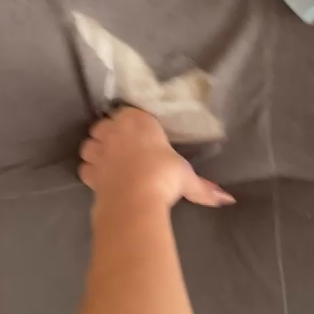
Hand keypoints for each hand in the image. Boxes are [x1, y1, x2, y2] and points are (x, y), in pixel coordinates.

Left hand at [78, 107, 235, 212]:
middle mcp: (115, 131)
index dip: (132, 124)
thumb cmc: (163, 176)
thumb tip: (228, 199)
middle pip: (105, 125)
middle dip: (110, 134)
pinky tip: (100, 178)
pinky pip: (85, 167)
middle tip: (124, 148)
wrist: (134, 199)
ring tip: (108, 160)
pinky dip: (90, 171)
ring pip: (90, 144)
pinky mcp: (88, 171)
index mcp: (139, 122)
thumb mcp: (187, 178)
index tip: (140, 135)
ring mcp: (99, 150)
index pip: (130, 113)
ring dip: (96, 150)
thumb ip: (204, 187)